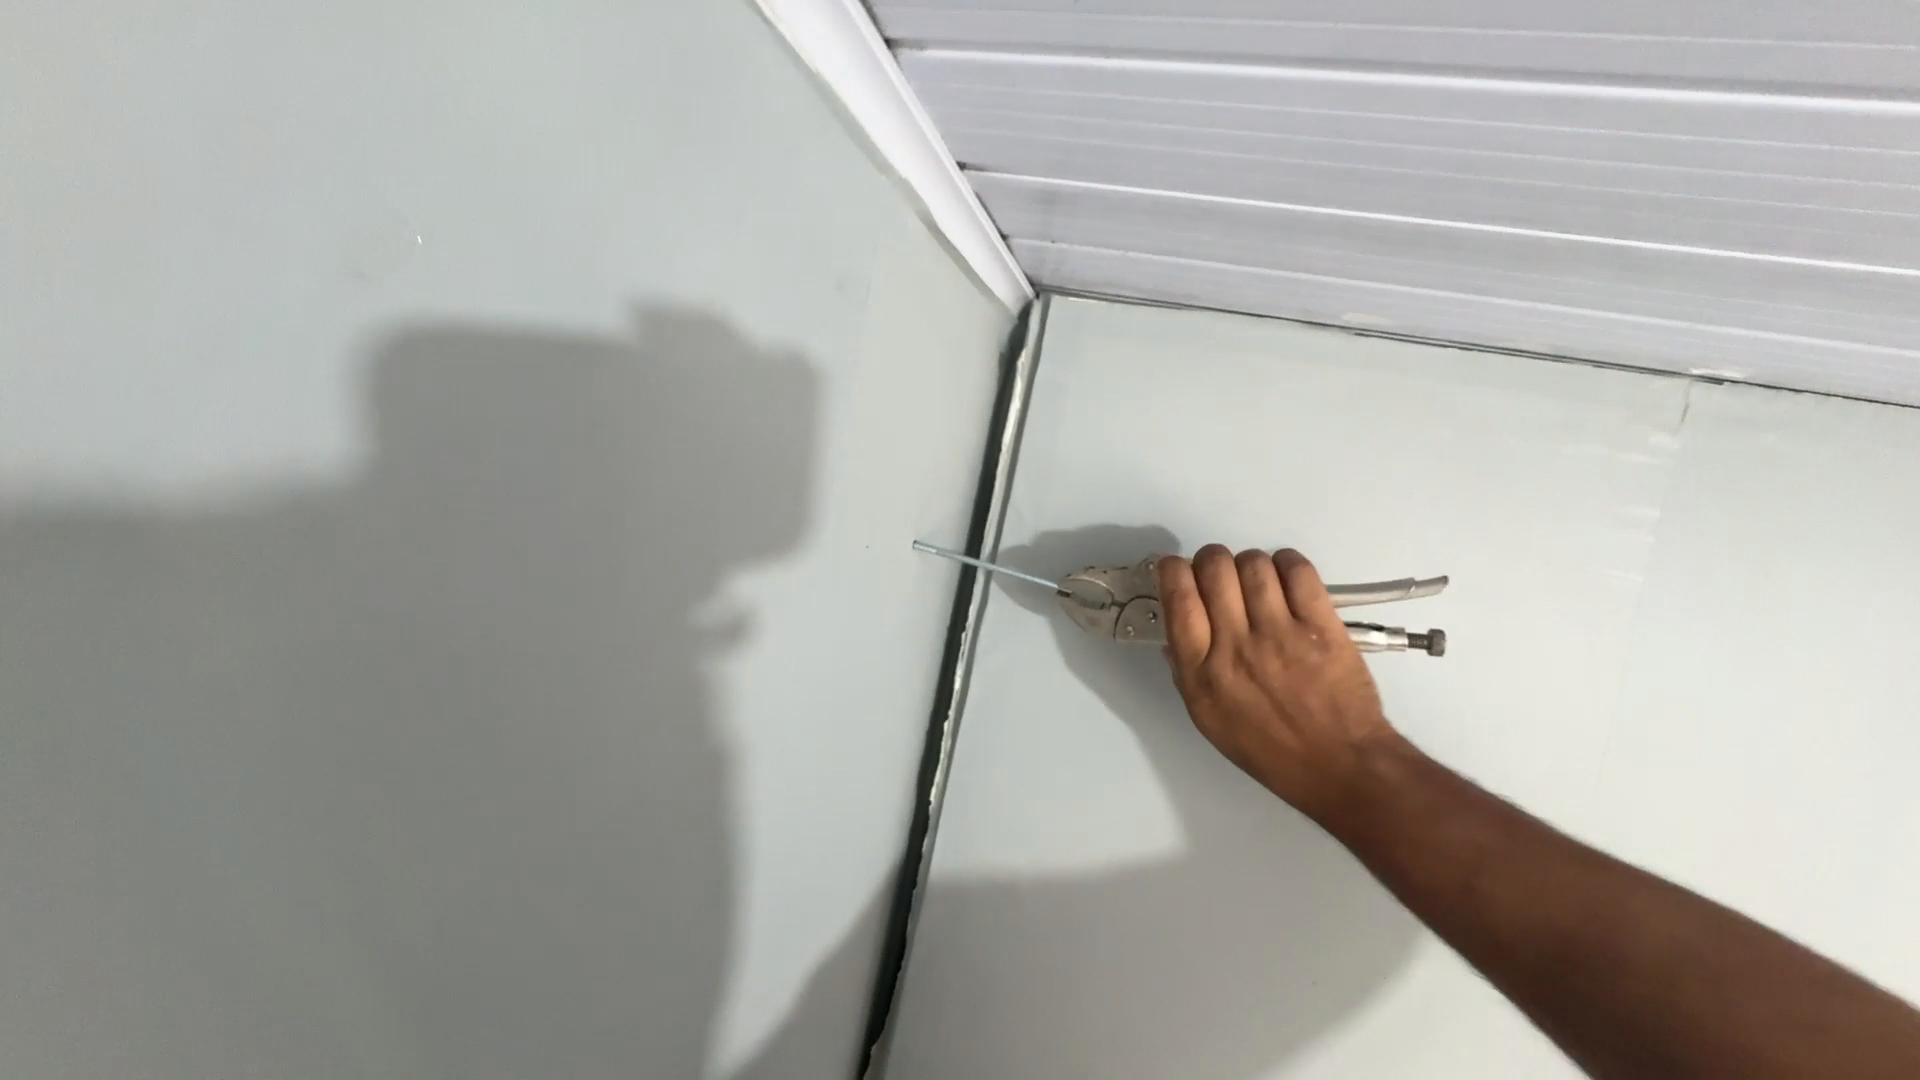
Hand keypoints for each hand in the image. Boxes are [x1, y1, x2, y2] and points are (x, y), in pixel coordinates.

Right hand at [1156, 545, 1401, 821]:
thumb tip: (1175, 632)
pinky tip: (1285, 577)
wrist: (1339, 764)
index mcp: (1201, 671)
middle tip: (1219, 574)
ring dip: (1249, 563)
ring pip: (1253, 564)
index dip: (1173, 570)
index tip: (1177, 570)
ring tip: (1256, 580)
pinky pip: (1298, 571)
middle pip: (1214, 568)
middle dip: (1210, 560)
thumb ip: (1186, 672)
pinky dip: (1287, 563)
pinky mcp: (1321, 626)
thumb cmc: (1268, 747)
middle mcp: (1235, 645)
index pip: (1178, 598)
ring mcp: (1280, 633)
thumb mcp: (1208, 719)